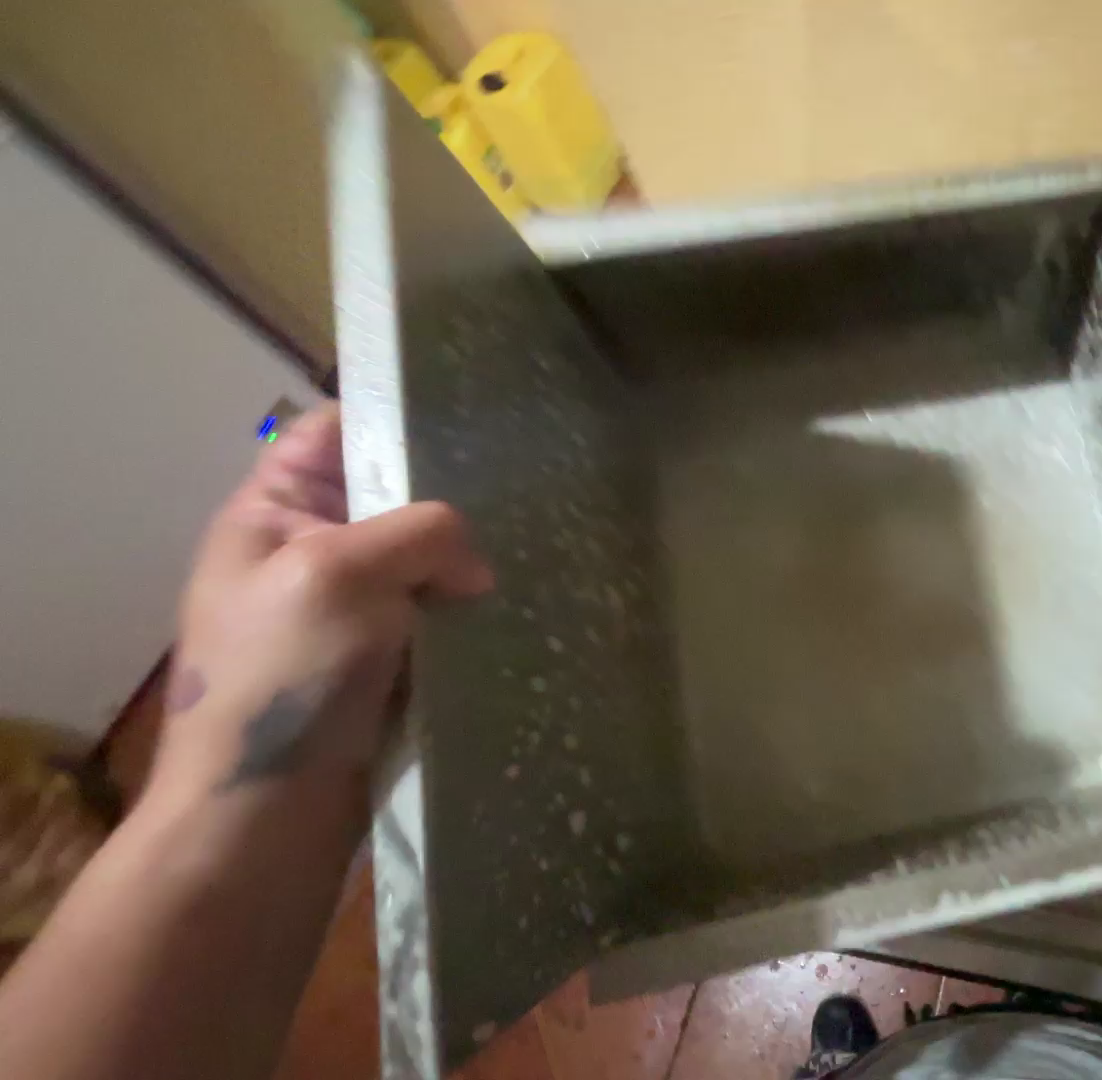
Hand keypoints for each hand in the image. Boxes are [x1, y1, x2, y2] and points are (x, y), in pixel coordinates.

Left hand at [151, 404, 492, 801]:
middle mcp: (317, 547)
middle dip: (455, 488)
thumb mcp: (339, 572)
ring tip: (537, 539)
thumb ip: (423, 533)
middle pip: (395, 491)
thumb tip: (476, 568)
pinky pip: (444, 603)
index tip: (472, 415)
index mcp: (275, 512)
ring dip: (473, 552)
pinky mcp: (396, 647)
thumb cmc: (282, 674)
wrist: (271, 802)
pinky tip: (518, 596)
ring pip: (430, 551)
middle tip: (527, 482)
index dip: (392, 414)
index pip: (333, 430)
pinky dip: (477, 599)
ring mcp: (358, 602)